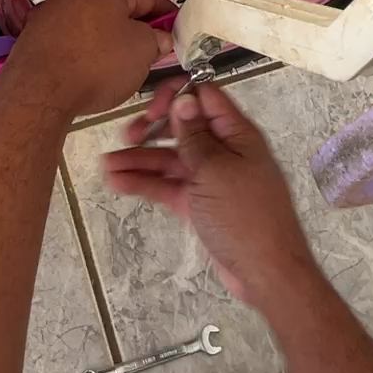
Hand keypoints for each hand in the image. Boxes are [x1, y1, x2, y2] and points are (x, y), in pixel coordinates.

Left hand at [0, 0, 174, 117]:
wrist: (39, 91)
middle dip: (136, 27)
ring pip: (93, 22)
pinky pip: (71, 36)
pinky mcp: (35, 32)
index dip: (166, 15)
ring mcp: (51, 8)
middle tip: (153, 51)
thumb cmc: (98, 63)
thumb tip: (159, 38)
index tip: (177, 31)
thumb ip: (156, 39)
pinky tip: (91, 69)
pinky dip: (85, 48)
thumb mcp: (142, 51)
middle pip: (117, 7)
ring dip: (110, 38)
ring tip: (122, 65)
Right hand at [102, 80, 322, 311]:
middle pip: (181, 126)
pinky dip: (145, 182)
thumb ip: (194, 134)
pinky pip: (167, 184)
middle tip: (126, 135)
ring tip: (106, 164)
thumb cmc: (245, 215)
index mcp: (235, 133)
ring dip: (139, 159)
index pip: (203, 97)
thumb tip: (183, 98)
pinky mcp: (197, 203)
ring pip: (169, 158)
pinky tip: (118, 182)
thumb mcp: (215, 170)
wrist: (266, 276)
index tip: (152, 111)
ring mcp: (208, 177)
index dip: (176, 96)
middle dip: (151, 128)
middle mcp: (221, 149)